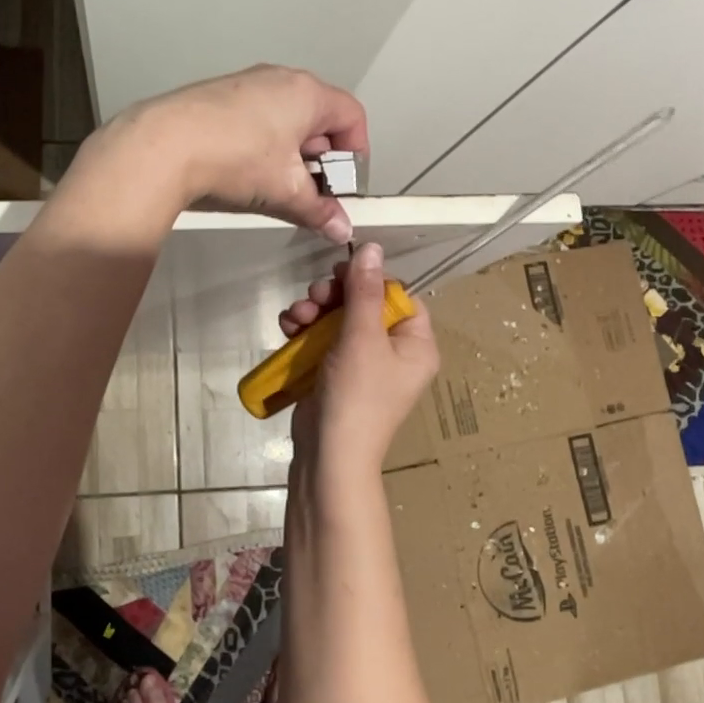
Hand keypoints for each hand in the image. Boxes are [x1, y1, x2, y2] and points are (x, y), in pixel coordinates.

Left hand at [97, 65, 367, 241]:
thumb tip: (340, 227)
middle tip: (310, 193)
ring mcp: (245, 84)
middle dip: (320, 159)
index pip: (352, 116)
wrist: (163, 146)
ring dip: (289, 155)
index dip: (356, 154)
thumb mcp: (286, 190)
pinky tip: (243, 174)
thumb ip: (319, 210)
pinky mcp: (217, 98)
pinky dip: (261, 147)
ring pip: (284, 120)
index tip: (344, 187)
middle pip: (318, 118)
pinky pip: (254, 121)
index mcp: (307, 92)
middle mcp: (279, 79)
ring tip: (274, 187)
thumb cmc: (235, 158)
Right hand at [279, 243, 439, 471]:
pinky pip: (323, 341)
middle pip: (365, 305)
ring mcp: (364, 366)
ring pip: (339, 321)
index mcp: (416, 345)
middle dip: (333, 297)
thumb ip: (365, 290)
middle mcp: (395, 353)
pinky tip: (287, 328)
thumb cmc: (356, 395)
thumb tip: (373, 247)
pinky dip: (306, 332)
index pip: (398, 296)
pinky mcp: (336, 375)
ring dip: (314, 312)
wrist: (329, 455)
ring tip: (294, 317)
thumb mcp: (362, 338)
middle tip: (313, 296)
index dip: (369, 281)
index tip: (341, 274)